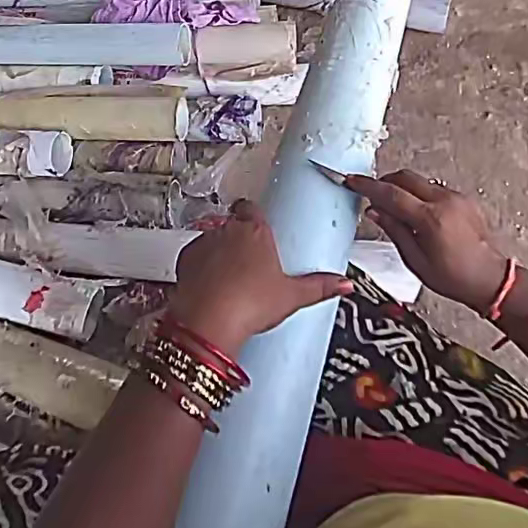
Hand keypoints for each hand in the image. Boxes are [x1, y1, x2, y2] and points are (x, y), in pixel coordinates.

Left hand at [167, 199, 351, 350]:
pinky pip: (194, 255)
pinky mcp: (185, 258)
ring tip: (230, 277)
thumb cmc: (248, 303)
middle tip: (250, 260)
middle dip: (240, 238)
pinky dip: (200, 265)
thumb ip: (320, 286)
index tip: (260, 225)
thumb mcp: (292, 296)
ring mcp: (204, 242)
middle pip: (233, 224)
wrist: (209, 319)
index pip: (252, 208)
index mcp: (256, 231)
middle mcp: (228, 230)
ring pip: (213, 238)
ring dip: (219, 251)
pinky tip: (211, 284)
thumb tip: (342, 284)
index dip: (254, 215)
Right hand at [344, 170, 509, 308]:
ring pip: (419, 180)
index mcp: (431, 219)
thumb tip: (375, 211)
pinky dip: (418, 194)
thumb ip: (394, 229)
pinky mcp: (464, 200)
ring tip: (393, 207)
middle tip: (371, 194)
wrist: (491, 281)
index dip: (367, 186)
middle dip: (384, 182)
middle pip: (404, 178)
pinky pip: (433, 188)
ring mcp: (457, 199)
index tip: (352, 181)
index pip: (391, 193)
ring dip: (401, 188)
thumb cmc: (456, 278)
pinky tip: (415, 211)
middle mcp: (445, 202)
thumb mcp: (415, 259)